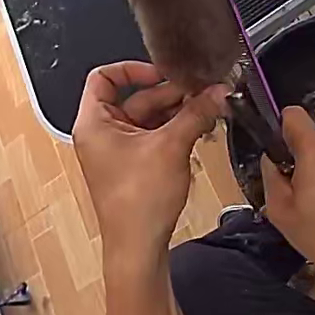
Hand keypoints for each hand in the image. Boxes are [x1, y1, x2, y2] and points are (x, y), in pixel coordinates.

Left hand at [72, 61, 226, 260]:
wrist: (139, 245)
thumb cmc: (138, 201)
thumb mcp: (171, 146)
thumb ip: (196, 113)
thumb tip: (218, 91)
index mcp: (96, 123)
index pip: (104, 78)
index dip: (133, 70)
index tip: (164, 73)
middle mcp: (105, 134)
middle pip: (138, 98)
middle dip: (172, 95)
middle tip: (204, 92)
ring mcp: (121, 150)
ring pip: (152, 118)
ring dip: (180, 113)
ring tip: (209, 111)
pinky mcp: (138, 165)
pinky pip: (158, 136)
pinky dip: (178, 131)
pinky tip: (202, 130)